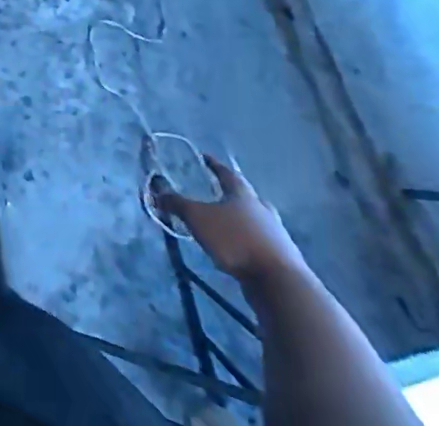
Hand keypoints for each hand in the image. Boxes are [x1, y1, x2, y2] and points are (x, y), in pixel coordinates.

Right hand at [153, 154, 306, 283]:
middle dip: (232, 194)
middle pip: (247, 197)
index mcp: (243, 196)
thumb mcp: (196, 217)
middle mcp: (263, 211)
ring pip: (256, 219)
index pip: (228, 174)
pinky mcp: (281, 256)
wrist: (279, 281)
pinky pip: (259, 239)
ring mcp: (276, 235)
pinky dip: (245, 238)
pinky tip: (235, 246)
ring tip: (222, 222)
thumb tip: (157, 191)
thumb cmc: (234, 240)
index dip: (215, 165)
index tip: (205, 157)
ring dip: (240, 218)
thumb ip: (175, 203)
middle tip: (217, 192)